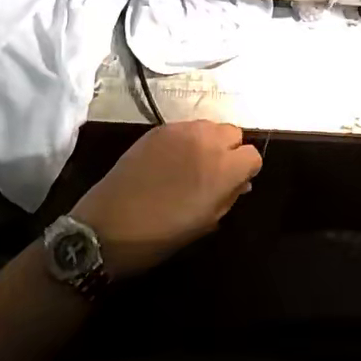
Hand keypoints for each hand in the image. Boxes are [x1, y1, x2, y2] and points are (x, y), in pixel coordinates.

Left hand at [71, 121, 261, 276]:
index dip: (246, 170)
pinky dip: (186, 139)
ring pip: (209, 126)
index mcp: (224, 168)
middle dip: (230, 150)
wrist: (107, 226)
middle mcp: (207, 141)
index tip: (235, 183)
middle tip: (214, 172)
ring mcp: (181, 131)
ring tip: (192, 163)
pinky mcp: (158, 130)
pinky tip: (171, 159)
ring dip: (209, 142)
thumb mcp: (205, 223)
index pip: (253, 155)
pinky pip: (185, 127)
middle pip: (234, 133)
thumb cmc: (161, 235)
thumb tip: (240, 183)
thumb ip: (229, 197)